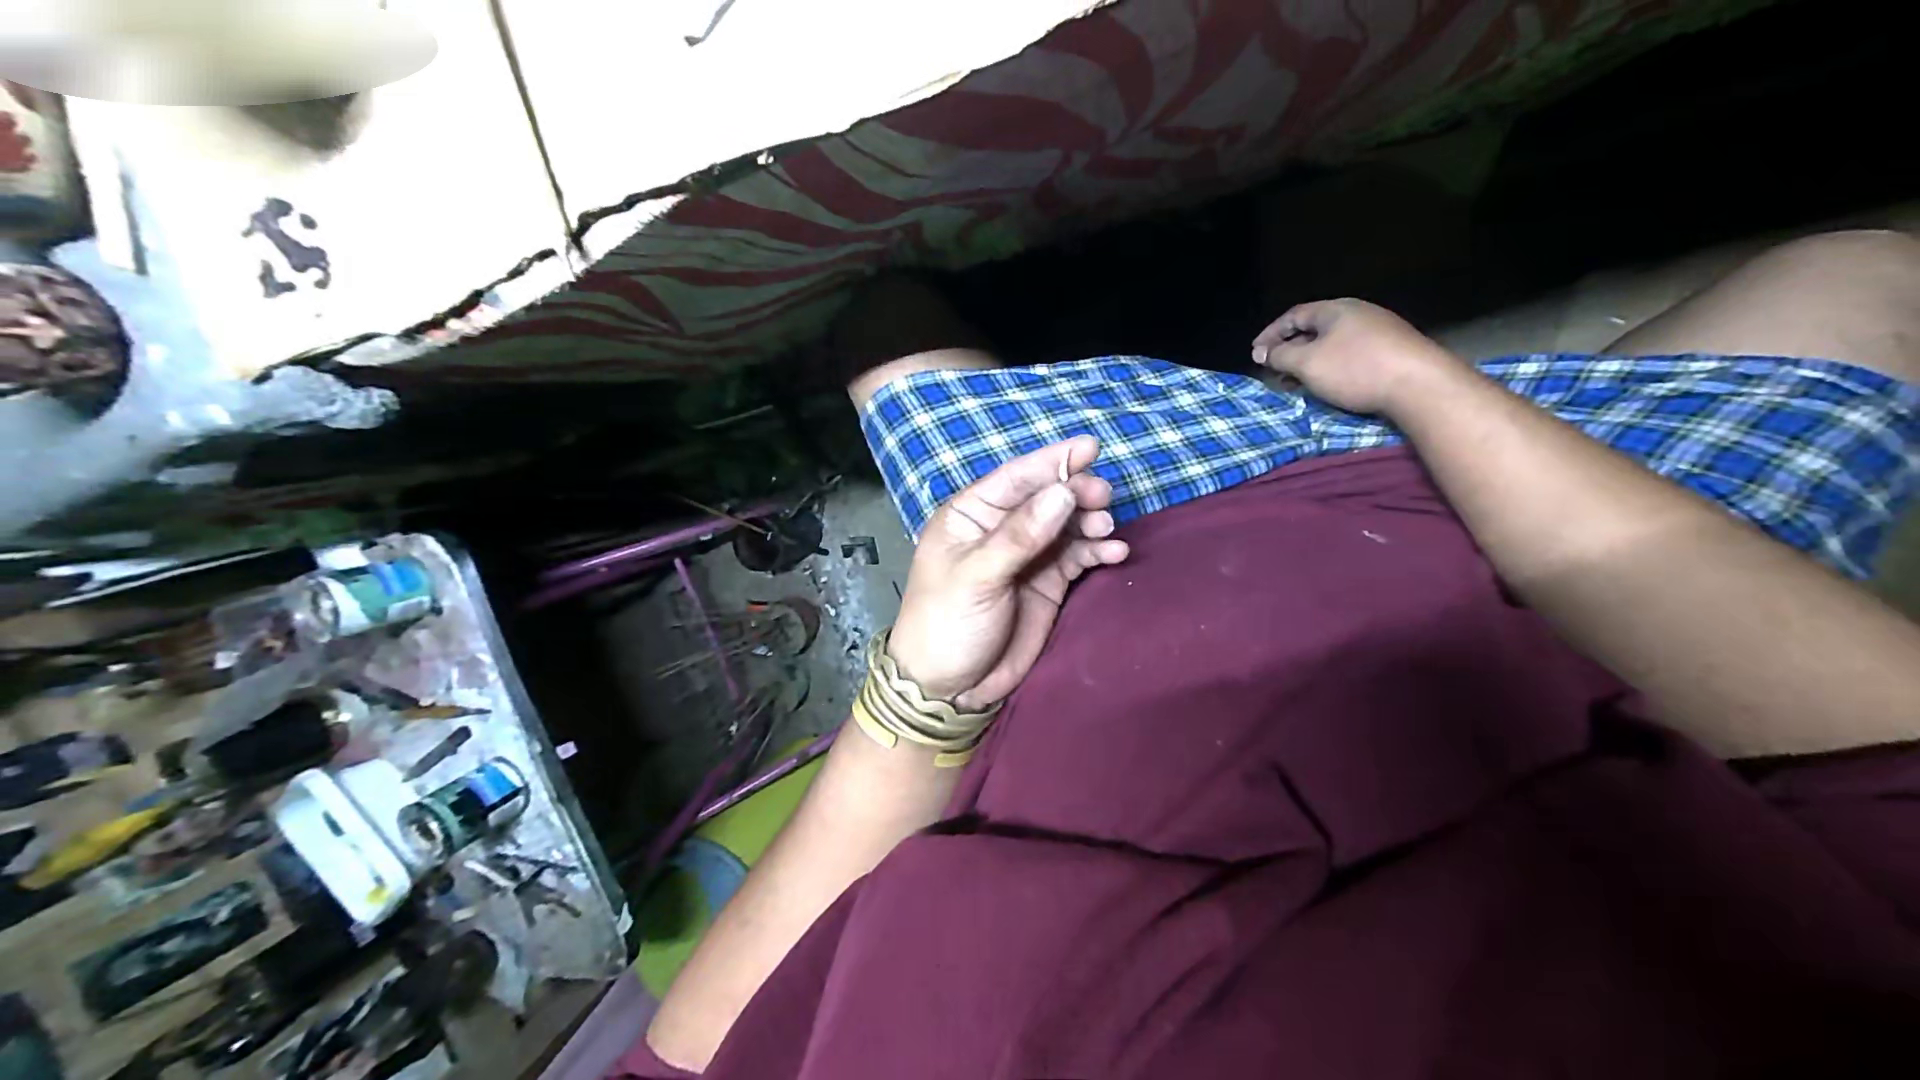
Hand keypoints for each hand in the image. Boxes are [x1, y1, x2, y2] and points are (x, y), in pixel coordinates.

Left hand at [887, 435, 1128, 709]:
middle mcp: (1002, 528)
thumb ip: (1020, 536)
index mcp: (971, 516)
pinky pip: (1077, 556)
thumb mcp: (977, 577)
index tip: (1090, 446)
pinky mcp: (1047, 582)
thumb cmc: (946, 623)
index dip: (1052, 461)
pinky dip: (1096, 551)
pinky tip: (1114, 552)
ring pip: (1067, 525)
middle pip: (1047, 498)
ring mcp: (1027, 555)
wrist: (950, 687)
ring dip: (1091, 521)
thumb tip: (1063, 493)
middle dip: (1077, 492)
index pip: (1015, 478)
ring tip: (1107, 528)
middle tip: (1103, 496)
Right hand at [1251, 298, 1466, 415]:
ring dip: (1309, 362)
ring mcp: (1378, 330)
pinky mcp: (1391, 350)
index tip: (1254, 354)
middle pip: (1313, 328)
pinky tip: (1327, 383)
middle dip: (1289, 349)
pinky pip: (1349, 354)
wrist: (1419, 384)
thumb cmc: (1355, 369)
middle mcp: (1357, 313)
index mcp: (1335, 309)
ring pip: (1331, 343)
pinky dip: (1329, 367)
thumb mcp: (1307, 363)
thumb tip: (1264, 353)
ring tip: (1296, 382)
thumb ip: (1280, 356)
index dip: (1270, 334)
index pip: (1293, 315)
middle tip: (1273, 370)